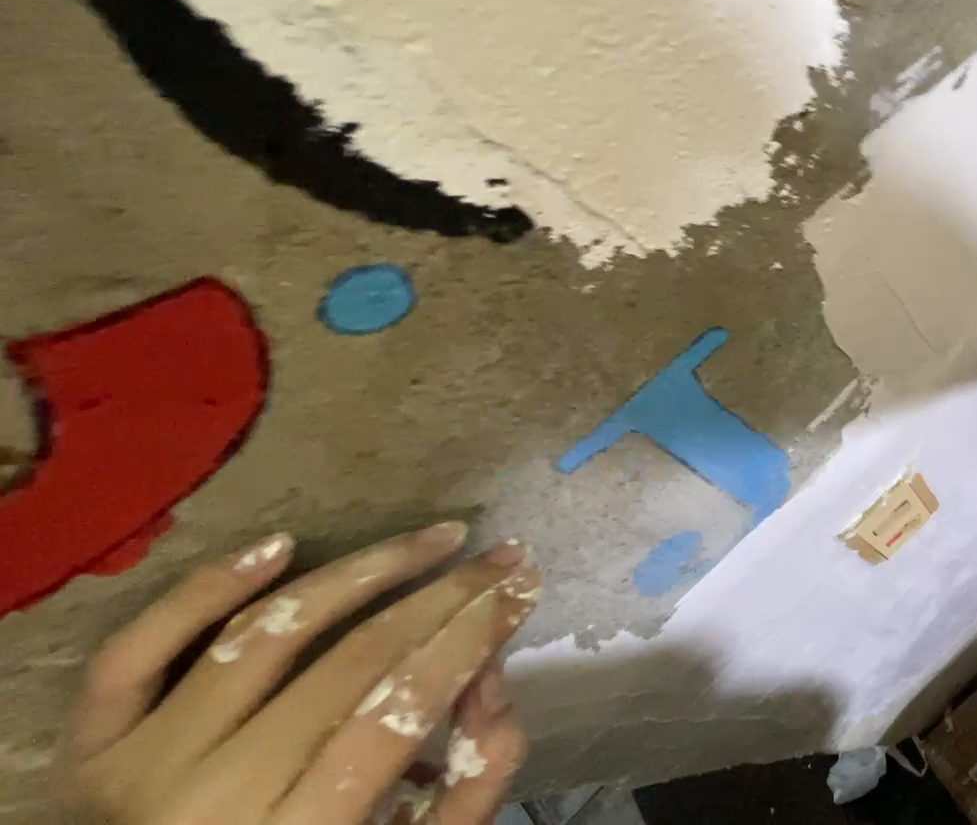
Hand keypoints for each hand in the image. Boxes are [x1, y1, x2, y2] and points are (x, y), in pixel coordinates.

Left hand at [64, 524, 541, 824]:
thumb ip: (473, 780)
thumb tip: (492, 674)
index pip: (400, 708)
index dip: (474, 636)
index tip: (526, 582)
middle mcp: (205, 798)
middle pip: (350, 661)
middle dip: (447, 595)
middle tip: (504, 555)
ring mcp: (138, 769)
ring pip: (266, 633)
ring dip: (366, 569)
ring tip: (438, 536)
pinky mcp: (91, 749)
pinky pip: (137, 654)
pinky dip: (205, 589)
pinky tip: (281, 545)